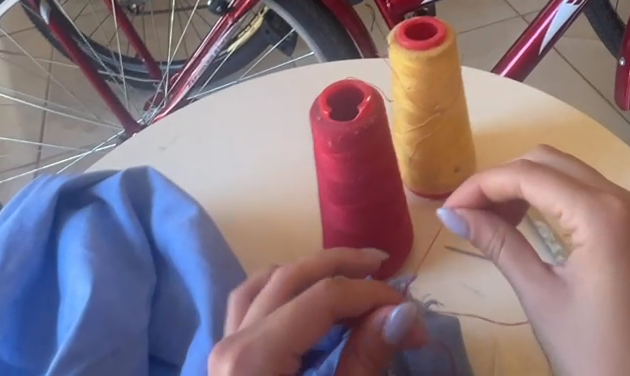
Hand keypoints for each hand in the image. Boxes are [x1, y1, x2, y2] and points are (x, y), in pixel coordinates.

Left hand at [208, 248, 426, 375]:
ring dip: (310, 272)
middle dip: (343, 267)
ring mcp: (220, 351)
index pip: (322, 298)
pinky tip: (304, 296)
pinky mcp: (223, 365)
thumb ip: (363, 361)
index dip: (370, 295)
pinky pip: (247, 306)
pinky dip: (280, 289)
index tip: (409, 310)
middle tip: (385, 265)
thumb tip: (402, 311)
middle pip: (292, 278)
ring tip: (349, 274)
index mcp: (254, 357)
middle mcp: (231, 344)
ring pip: (265, 284)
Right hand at [438, 146, 629, 375]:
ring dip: (526, 184)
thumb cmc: (597, 355)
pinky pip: (586, 190)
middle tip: (469, 212)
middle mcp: (622, 197)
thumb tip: (451, 213)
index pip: (528, 175)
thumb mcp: (541, 297)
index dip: (482, 185)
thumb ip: (498, 243)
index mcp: (601, 213)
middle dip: (503, 179)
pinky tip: (528, 219)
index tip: (449, 208)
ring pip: (567, 171)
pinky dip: (552, 195)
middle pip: (548, 161)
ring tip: (492, 218)